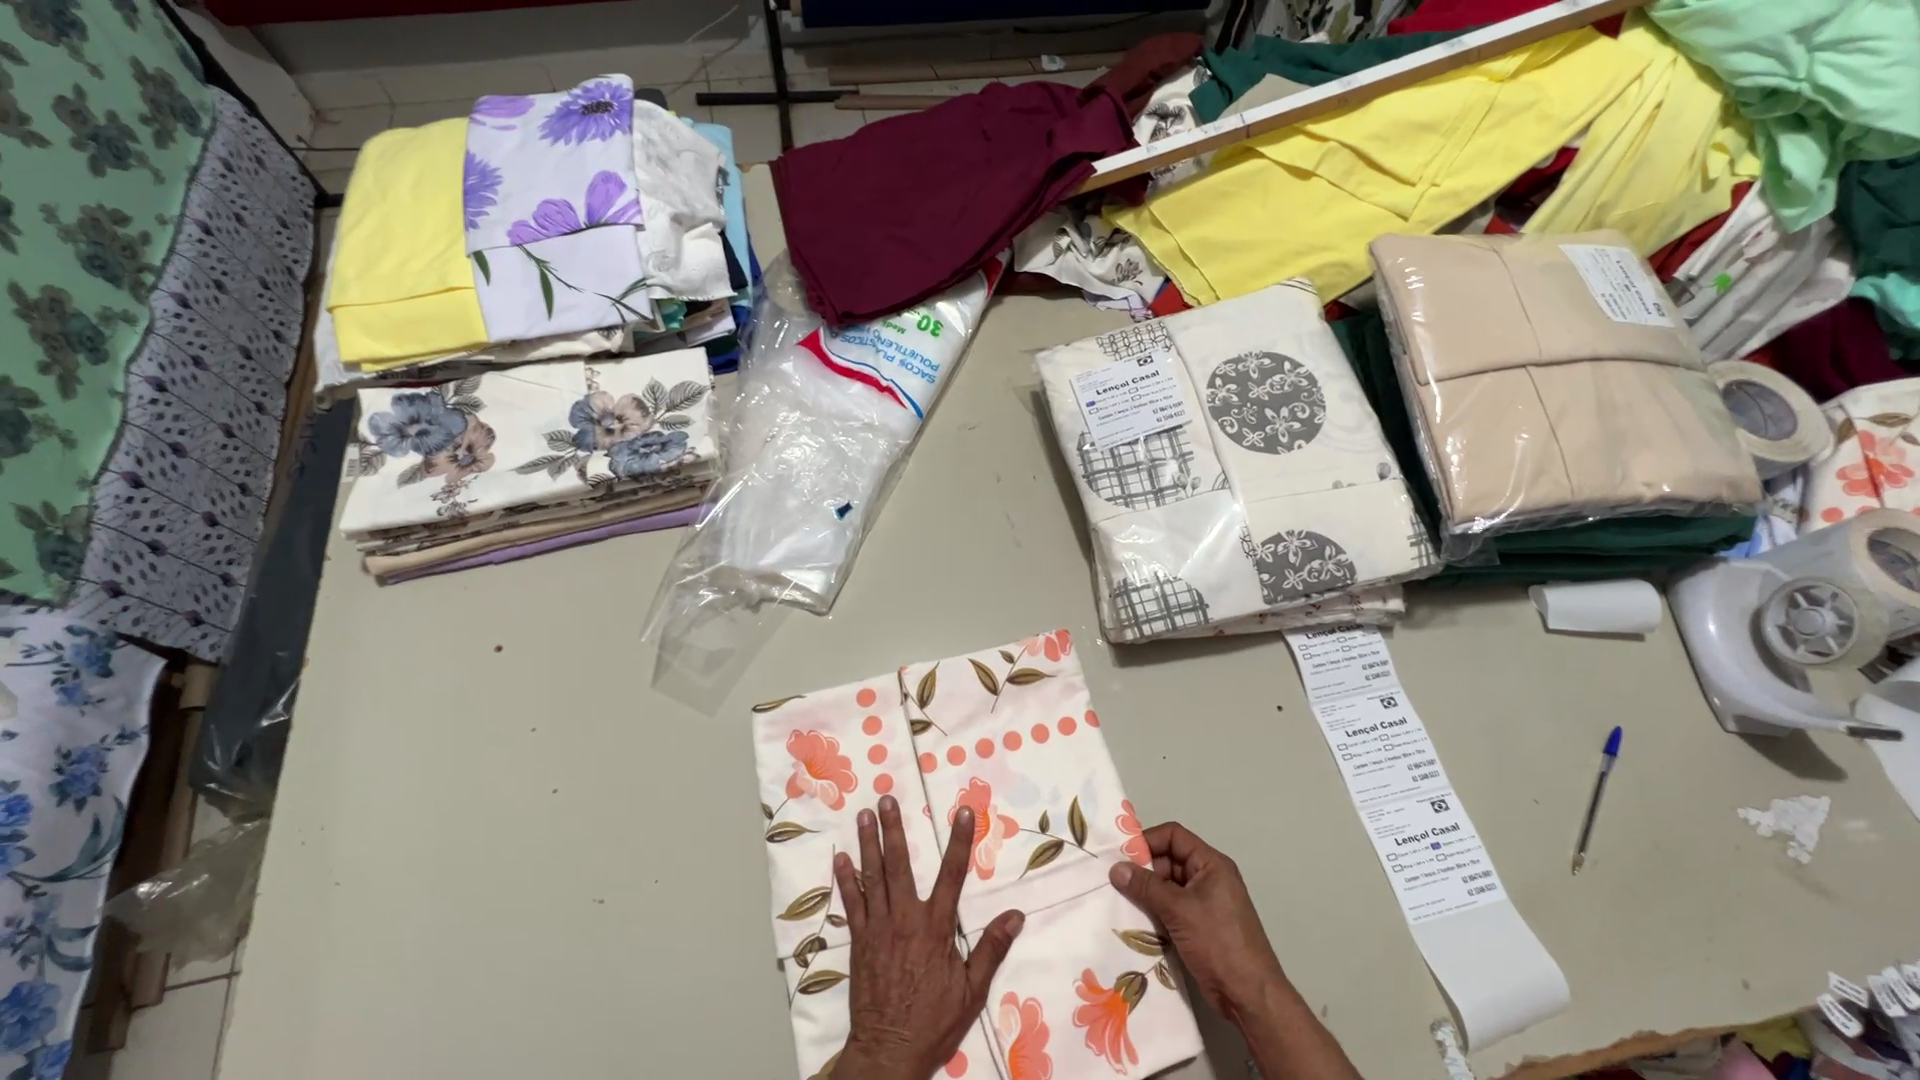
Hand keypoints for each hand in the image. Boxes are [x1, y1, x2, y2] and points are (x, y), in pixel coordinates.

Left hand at [830, 795, 1024, 1079]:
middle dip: (894, 829)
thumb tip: (1015, 915)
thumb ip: (991, 948)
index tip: (963, 812)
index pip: (952, 875)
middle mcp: (905, 919)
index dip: (960, 841)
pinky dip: (845, 880)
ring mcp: (878, 928)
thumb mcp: (972, 990)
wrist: (890, 1049)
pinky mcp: (859, 941)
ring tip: (863, 815)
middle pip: (899, 865)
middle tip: (887, 799)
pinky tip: (840, 859)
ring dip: (867, 844)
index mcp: (935, 927)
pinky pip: (851, 904)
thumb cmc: (934, 1021)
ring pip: (872, 877)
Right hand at [1107, 822, 1287, 1019]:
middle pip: (1169, 860)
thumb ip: (1146, 886)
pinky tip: (1132, 920)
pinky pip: (1170, 908)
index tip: (1120, 855)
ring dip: (1145, 893)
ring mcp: (1204, 904)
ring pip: (1167, 886)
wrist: (1248, 995)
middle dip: (1142, 869)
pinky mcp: (1198, 926)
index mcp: (1211, 864)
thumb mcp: (1179, 910)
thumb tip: (1115, 868)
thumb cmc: (1218, 943)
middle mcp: (1208, 878)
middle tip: (1114, 881)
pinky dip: (1153, 911)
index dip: (1147, 840)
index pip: (1174, 836)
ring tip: (1117, 900)